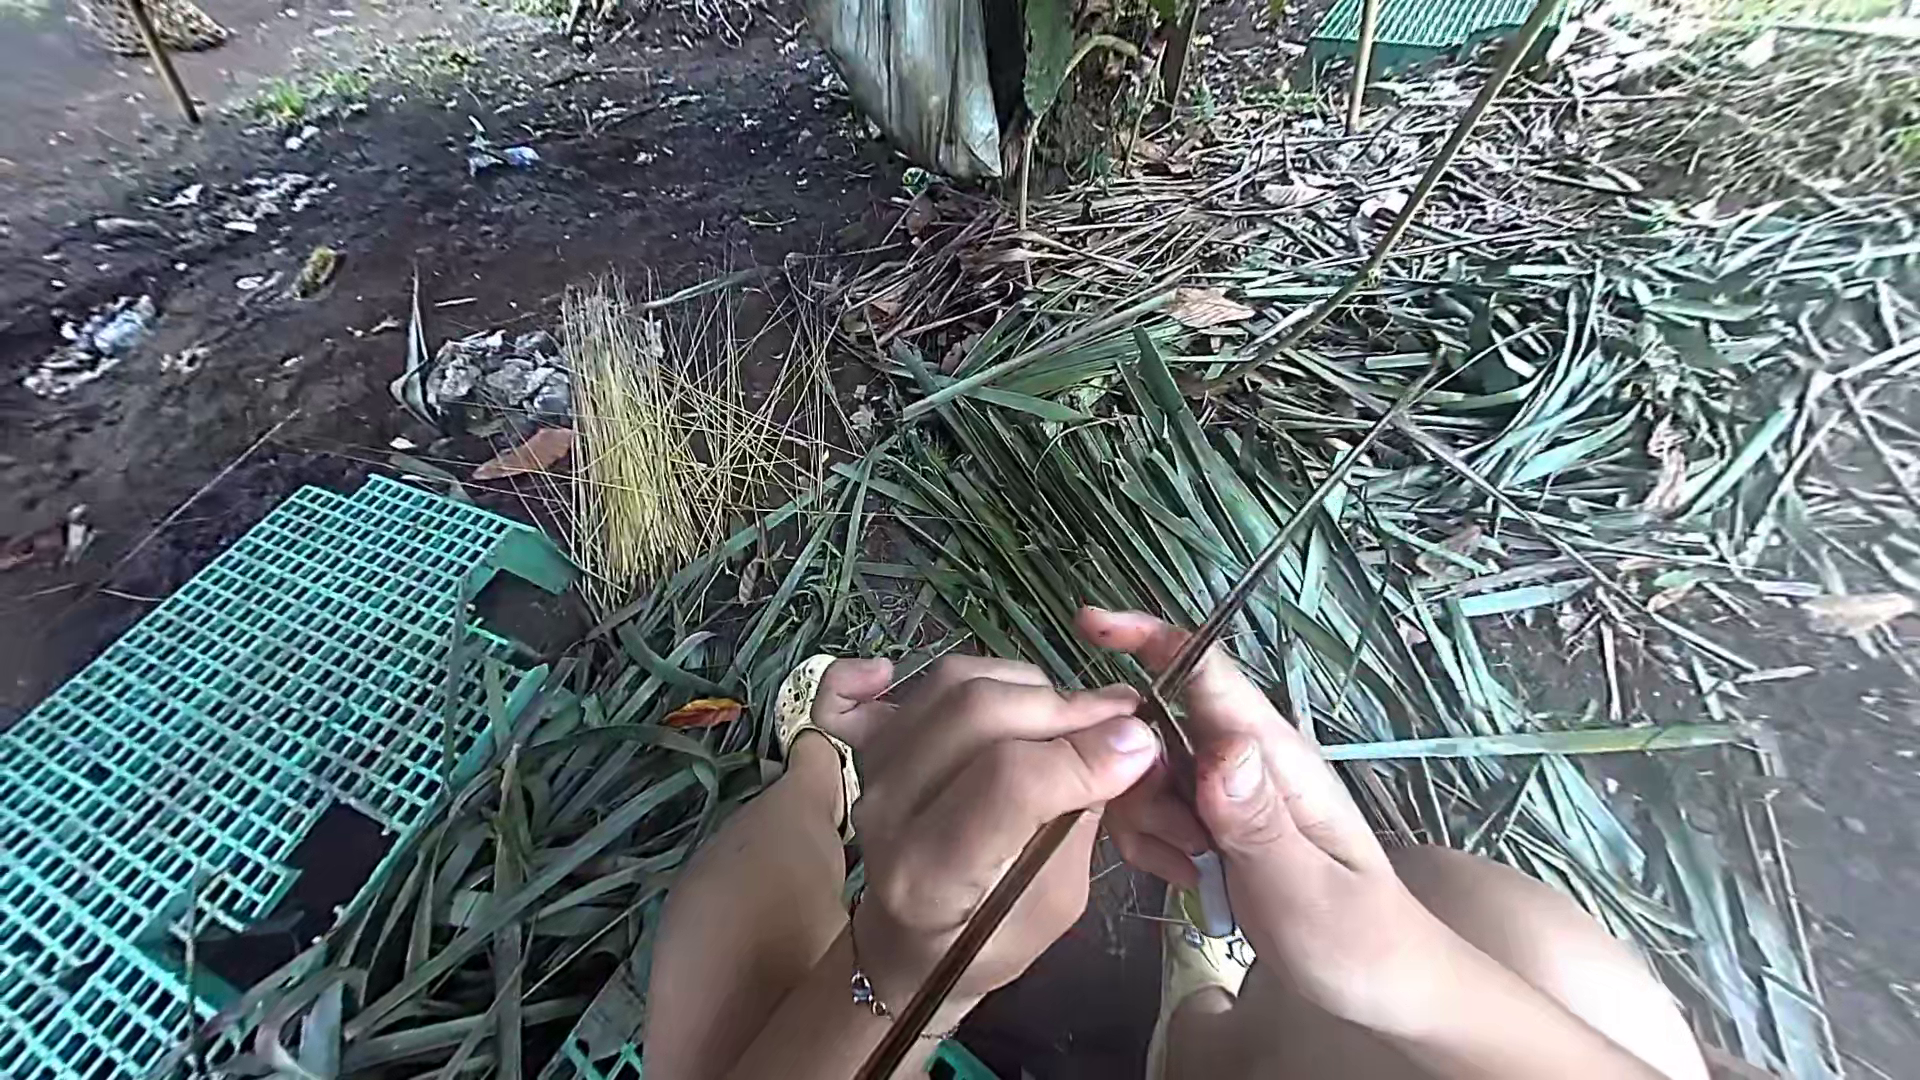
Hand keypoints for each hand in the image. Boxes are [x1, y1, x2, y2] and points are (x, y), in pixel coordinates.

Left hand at [813, 656, 1159, 1020]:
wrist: (909, 939)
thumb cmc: (987, 937)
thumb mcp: (1056, 902)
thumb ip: (1081, 815)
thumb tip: (1126, 737)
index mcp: (932, 874)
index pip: (1009, 781)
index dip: (1081, 752)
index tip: (1138, 739)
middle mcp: (886, 811)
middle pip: (977, 713)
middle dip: (1060, 707)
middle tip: (1113, 715)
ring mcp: (869, 772)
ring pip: (949, 683)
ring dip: (1020, 681)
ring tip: (1059, 706)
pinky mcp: (861, 749)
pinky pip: (848, 695)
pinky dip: (866, 672)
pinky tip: (887, 672)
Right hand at [1076, 607, 1456, 1030]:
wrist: (1375, 982)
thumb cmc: (1358, 942)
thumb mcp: (1310, 893)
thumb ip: (1261, 821)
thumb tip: (1220, 747)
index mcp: (1270, 749)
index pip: (1204, 668)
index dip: (1146, 636)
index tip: (1090, 624)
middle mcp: (1236, 749)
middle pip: (1150, 721)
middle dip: (1136, 773)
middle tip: (1176, 838)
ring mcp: (1216, 779)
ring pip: (1138, 765)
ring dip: (1143, 816)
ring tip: (1190, 866)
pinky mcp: (1201, 807)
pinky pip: (1142, 801)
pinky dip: (1146, 838)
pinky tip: (1184, 874)